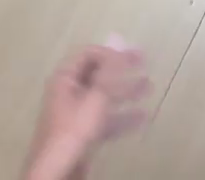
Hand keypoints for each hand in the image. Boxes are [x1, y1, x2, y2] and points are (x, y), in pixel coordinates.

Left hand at [23, 38, 151, 179]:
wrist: (55, 174)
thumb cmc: (73, 130)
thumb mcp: (94, 97)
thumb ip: (108, 70)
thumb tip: (118, 38)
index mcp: (65, 78)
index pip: (89, 53)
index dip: (111, 52)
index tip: (131, 56)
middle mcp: (69, 92)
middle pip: (98, 73)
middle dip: (122, 69)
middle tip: (144, 62)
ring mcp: (76, 114)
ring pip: (105, 96)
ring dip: (127, 91)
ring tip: (149, 87)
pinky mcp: (83, 134)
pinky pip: (105, 118)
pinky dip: (123, 116)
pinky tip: (142, 117)